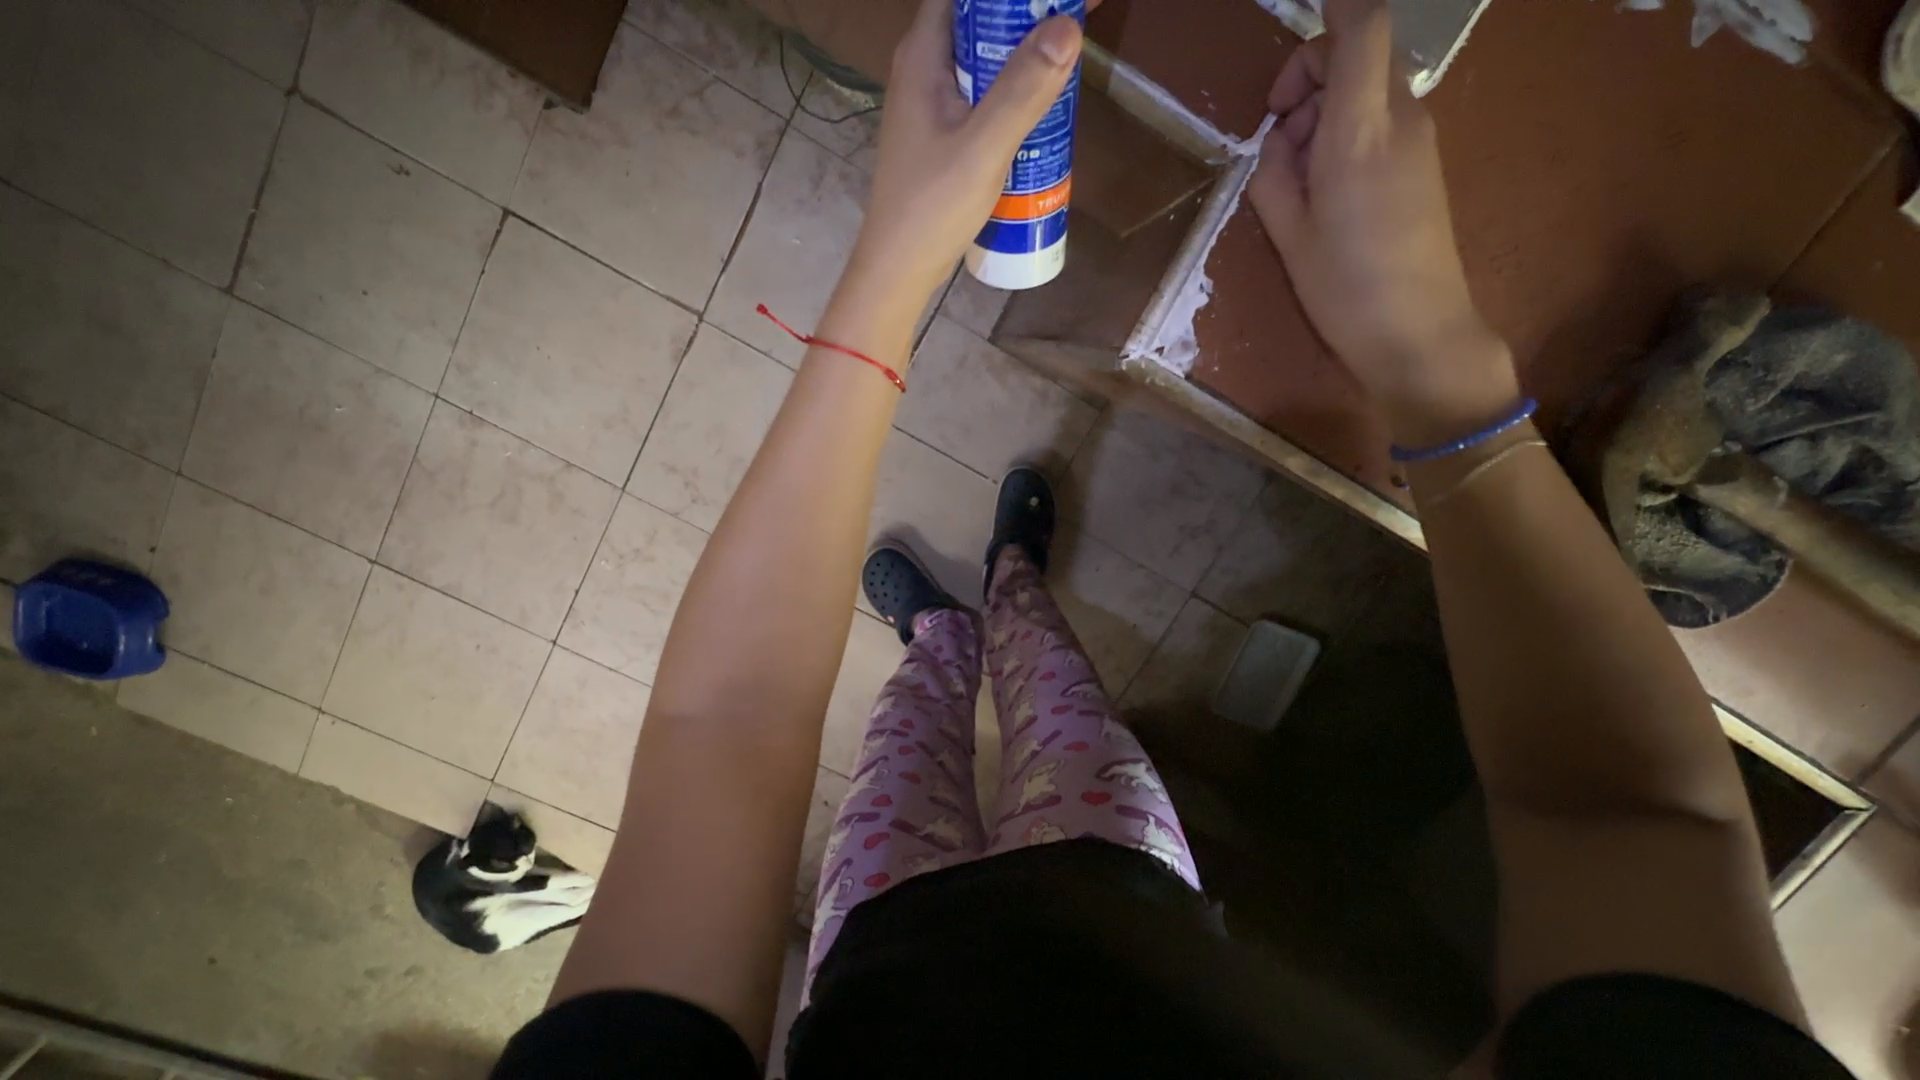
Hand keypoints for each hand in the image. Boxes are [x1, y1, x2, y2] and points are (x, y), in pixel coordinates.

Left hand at [841, 0, 1083, 303]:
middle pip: (978, 22)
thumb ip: (1023, 88)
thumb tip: (1067, 27)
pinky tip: (1041, 113)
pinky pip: (980, 97)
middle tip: (1075, 28)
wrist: (899, 267)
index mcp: (923, 56)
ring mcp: (929, 104)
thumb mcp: (984, 147)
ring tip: (1067, 67)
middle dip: (1026, 22)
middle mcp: (921, 69)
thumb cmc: (933, 208)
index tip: (1057, 2)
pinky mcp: (939, 135)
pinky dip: (1011, 95)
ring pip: (982, 61)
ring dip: (1022, 60)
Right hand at [1247, 0, 1517, 445]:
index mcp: (1360, 131)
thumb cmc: (1344, 288)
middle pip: (1359, 51)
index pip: (1361, 27)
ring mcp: (1419, 138)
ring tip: (1299, 182)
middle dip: (1307, 79)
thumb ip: (1273, 170)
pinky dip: (1346, 135)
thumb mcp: (1287, 232)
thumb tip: (1281, 139)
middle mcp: (1400, 117)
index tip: (1300, 11)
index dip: (1334, 5)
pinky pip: (1380, 119)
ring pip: (1366, 87)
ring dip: (1324, 113)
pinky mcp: (1424, 161)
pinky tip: (1328, 192)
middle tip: (1277, 140)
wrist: (1419, 333)